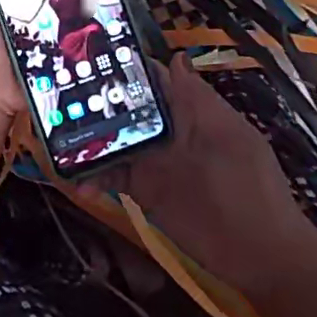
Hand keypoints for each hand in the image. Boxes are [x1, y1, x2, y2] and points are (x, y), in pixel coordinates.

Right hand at [78, 54, 316, 295]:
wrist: (262, 259)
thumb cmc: (247, 192)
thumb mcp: (225, 139)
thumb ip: (196, 100)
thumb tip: (176, 57)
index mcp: (187, 110)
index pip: (147, 77)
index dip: (117, 65)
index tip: (80, 58)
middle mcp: (164, 130)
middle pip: (120, 107)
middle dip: (89, 103)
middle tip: (54, 101)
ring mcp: (151, 159)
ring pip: (110, 140)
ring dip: (85, 141)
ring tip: (56, 143)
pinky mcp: (143, 188)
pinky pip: (111, 175)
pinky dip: (93, 177)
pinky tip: (79, 184)